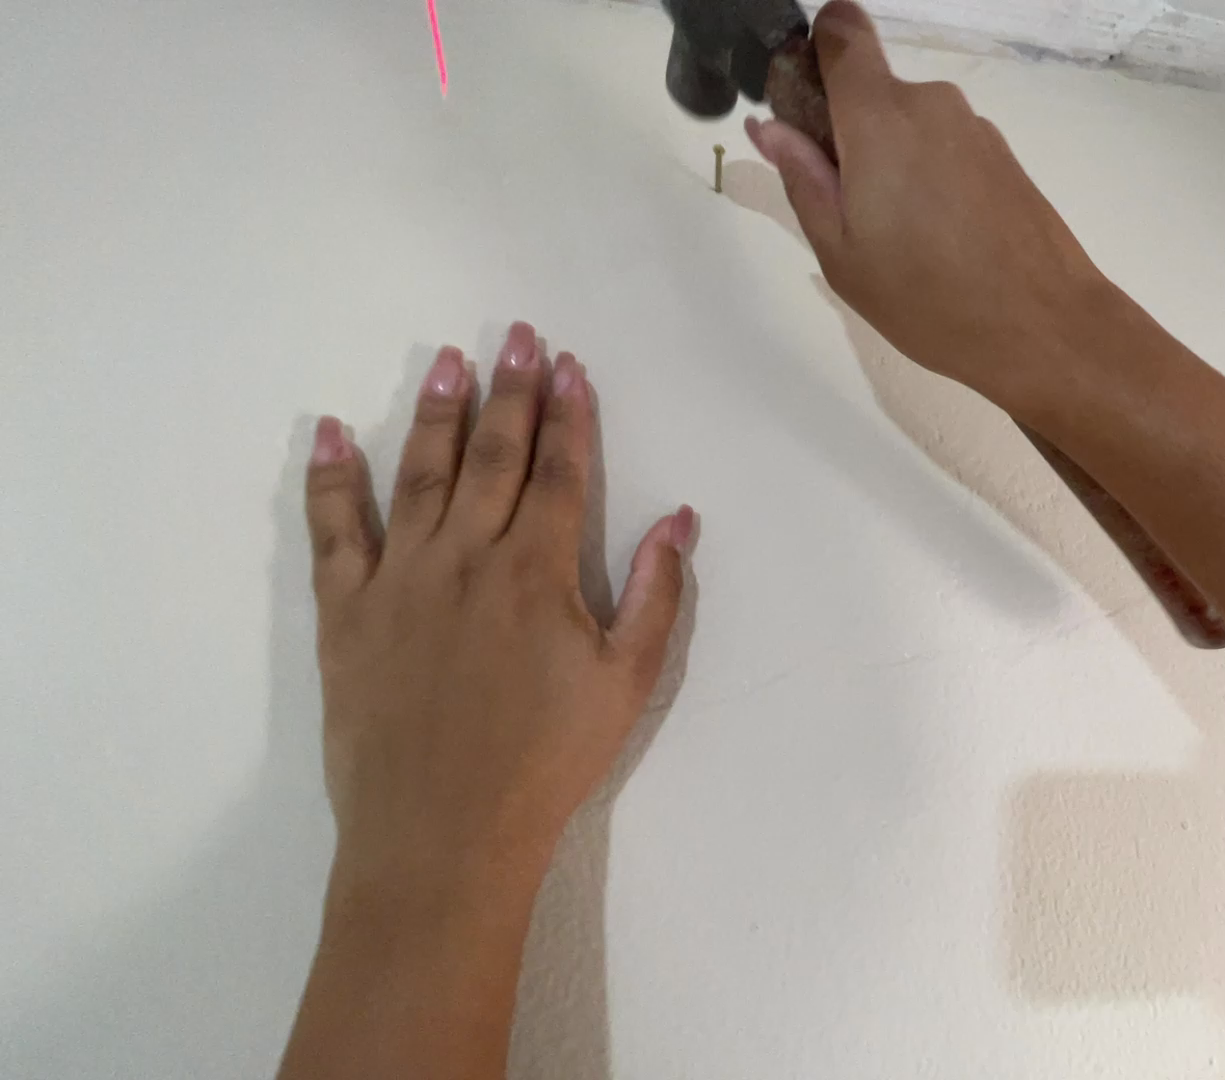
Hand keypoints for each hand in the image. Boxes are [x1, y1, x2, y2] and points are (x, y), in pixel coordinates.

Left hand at [303, 322, 692, 889]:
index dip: (569, 416)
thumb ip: (657, 592)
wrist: (446, 834)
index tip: (570, 366)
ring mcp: (398, 581)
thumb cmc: (554, 754)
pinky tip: (330, 432)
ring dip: (436, 413)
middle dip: (510, 392)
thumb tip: (679, 518)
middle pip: (491, 457)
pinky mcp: (346, 613)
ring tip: (449, 358)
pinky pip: (334, 531)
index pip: (558, 474)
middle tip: (518, 335)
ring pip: (419, 476)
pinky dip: (331, 478)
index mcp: (538, 573)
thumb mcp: (631, 679)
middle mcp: (466, 559)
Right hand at [746, 0, 1121, 410]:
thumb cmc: (928, 301)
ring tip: (910, 249)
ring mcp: (979, 133)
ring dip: (901, 172)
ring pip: (918, 133)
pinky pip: (954, 157)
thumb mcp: (843, 256)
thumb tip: (771, 129)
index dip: (817, 56)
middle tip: (861, 222)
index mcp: (880, 117)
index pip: (841, 31)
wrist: (1042, 328)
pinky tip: (950, 250)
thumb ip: (804, 182)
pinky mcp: (1009, 163)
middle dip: (857, 142)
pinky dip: (939, 188)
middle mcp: (933, 106)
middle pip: (878, 96)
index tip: (813, 117)